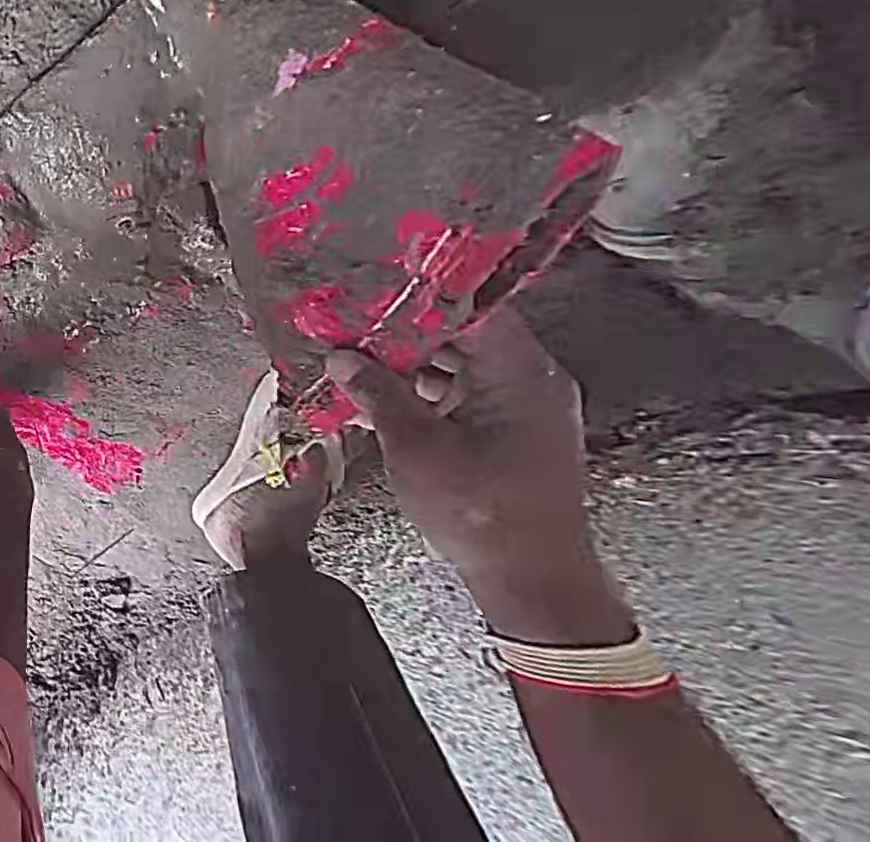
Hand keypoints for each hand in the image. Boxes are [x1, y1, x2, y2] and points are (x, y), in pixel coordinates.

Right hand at [327, 306, 631, 643]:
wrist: (529, 577)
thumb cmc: (479, 511)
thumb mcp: (415, 446)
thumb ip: (377, 393)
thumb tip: (340, 357)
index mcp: (522, 375)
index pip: (472, 310)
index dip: (420, 297)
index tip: (370, 291)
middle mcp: (528, 380)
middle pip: (461, 333)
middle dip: (401, 331)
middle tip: (348, 326)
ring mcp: (518, 404)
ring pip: (455, 361)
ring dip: (406, 361)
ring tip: (353, 359)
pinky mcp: (505, 426)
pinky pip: (458, 389)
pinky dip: (419, 388)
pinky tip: (376, 394)